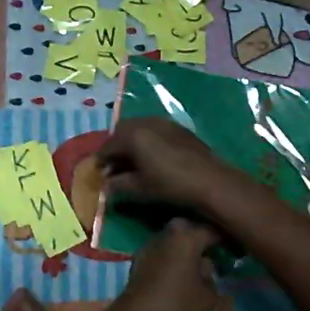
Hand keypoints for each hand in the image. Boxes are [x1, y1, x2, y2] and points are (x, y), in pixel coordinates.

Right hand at [97, 117, 237, 211]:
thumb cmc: (170, 184)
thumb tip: (106, 185)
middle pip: (122, 131)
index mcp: (132, 136)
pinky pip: (154, 128)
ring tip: (133, 160)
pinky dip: (147, 139)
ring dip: (131, 141)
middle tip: (115, 165)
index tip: (100, 172)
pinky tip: (153, 155)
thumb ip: (118, 185)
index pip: (108, 146)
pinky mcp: (178, 127)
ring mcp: (163, 122)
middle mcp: (145, 122)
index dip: (101, 160)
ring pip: (139, 127)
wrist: (209, 180)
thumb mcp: (139, 188)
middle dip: (116, 146)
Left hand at [113, 218, 220, 310]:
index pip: (212, 231)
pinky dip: (168, 251)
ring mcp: (152, 241)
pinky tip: (173, 266)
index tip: (232, 246)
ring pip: (171, 234)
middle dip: (199, 233)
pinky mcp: (139, 253)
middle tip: (209, 248)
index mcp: (189, 238)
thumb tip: (206, 265)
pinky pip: (160, 245)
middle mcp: (169, 233)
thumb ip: (211, 275)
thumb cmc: (177, 303)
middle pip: (188, 226)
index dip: (224, 238)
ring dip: (182, 242)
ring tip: (192, 257)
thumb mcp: (208, 295)